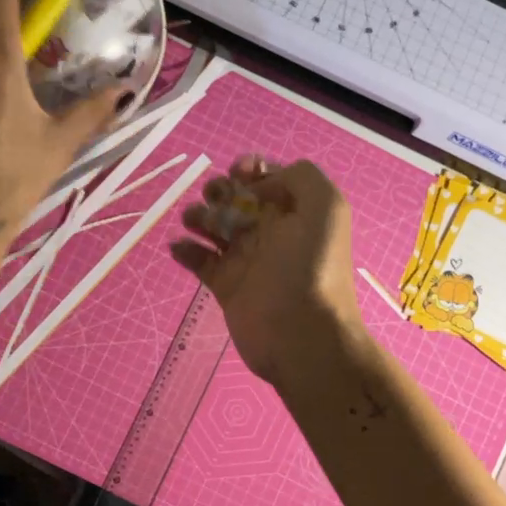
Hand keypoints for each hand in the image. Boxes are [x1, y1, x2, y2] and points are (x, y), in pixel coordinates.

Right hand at [169, 157, 366, 382]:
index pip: (268, 180)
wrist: (302, 335)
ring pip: (214, 226)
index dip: (250, 170)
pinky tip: (180, 247)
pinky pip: (199, 260)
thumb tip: (259, 186)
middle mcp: (270, 232)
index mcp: (295, 213)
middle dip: (220, 190)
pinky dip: (185, 250)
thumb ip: (300, 178)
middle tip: (215, 198)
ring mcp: (246, 259)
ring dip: (198, 215)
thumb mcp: (326, 208)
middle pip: (236, 200)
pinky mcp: (226, 285)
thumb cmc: (313, 268)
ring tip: (193, 220)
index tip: (236, 172)